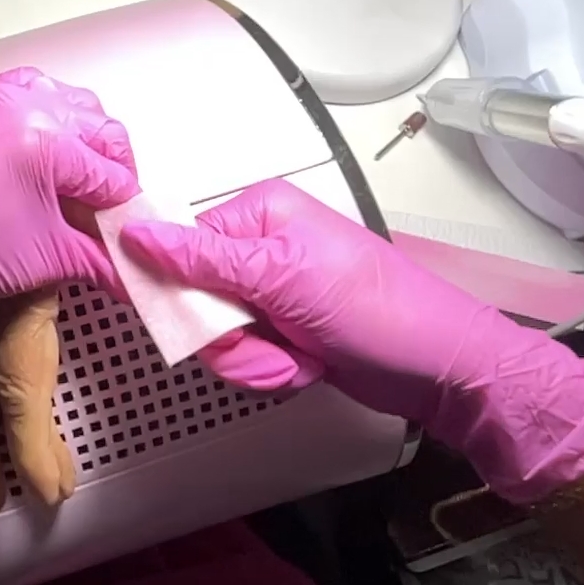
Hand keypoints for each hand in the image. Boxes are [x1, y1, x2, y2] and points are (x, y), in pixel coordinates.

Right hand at [121, 179, 583, 503]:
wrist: (443, 371)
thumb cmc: (384, 310)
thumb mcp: (281, 276)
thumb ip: (202, 258)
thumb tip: (141, 236)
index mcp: (258, 212)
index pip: (179, 244)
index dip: (178, 286)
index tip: (192, 313)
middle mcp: (259, 246)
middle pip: (193, 294)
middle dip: (228, 333)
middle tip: (265, 334)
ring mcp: (268, 289)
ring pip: (214, 331)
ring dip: (252, 355)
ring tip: (294, 350)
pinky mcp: (277, 325)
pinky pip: (240, 352)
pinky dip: (267, 367)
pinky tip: (303, 360)